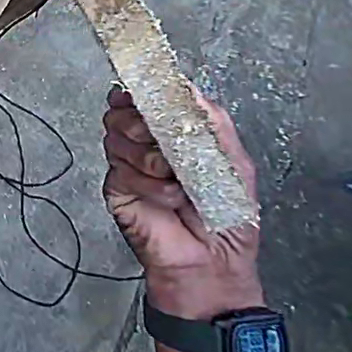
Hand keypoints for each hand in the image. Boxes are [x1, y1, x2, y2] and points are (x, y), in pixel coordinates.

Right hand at [101, 86, 262, 317]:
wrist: (213, 262)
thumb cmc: (226, 215)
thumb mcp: (235, 162)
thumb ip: (215, 122)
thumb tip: (190, 89)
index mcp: (170, 132)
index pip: (142, 98)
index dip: (138, 90)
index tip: (145, 90)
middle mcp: (144, 144)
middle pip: (120, 112)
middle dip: (140, 121)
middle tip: (162, 140)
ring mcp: (127, 166)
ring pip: (116, 137)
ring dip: (148, 154)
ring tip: (174, 177)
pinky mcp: (116, 190)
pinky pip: (121, 171)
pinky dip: (148, 182)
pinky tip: (168, 197)